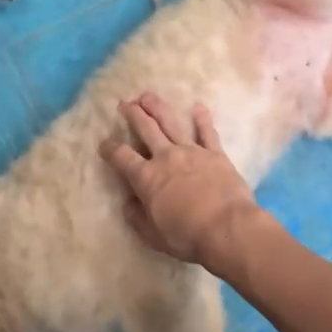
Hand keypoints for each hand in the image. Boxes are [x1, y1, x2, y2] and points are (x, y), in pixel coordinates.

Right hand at [102, 93, 267, 268]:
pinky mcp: (215, 152)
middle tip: (125, 103)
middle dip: (133, 114)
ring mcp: (192, 151)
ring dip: (158, 107)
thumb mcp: (153, 235)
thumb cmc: (187, 236)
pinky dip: (202, 118)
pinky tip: (198, 107)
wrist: (227, 227)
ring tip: (148, 96)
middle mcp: (166, 157)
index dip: (110, 149)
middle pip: (146, 129)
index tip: (104, 144)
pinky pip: (207, 131)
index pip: (122, 158)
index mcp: (147, 178)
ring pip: (171, 123)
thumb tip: (129, 202)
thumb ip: (137, 217)